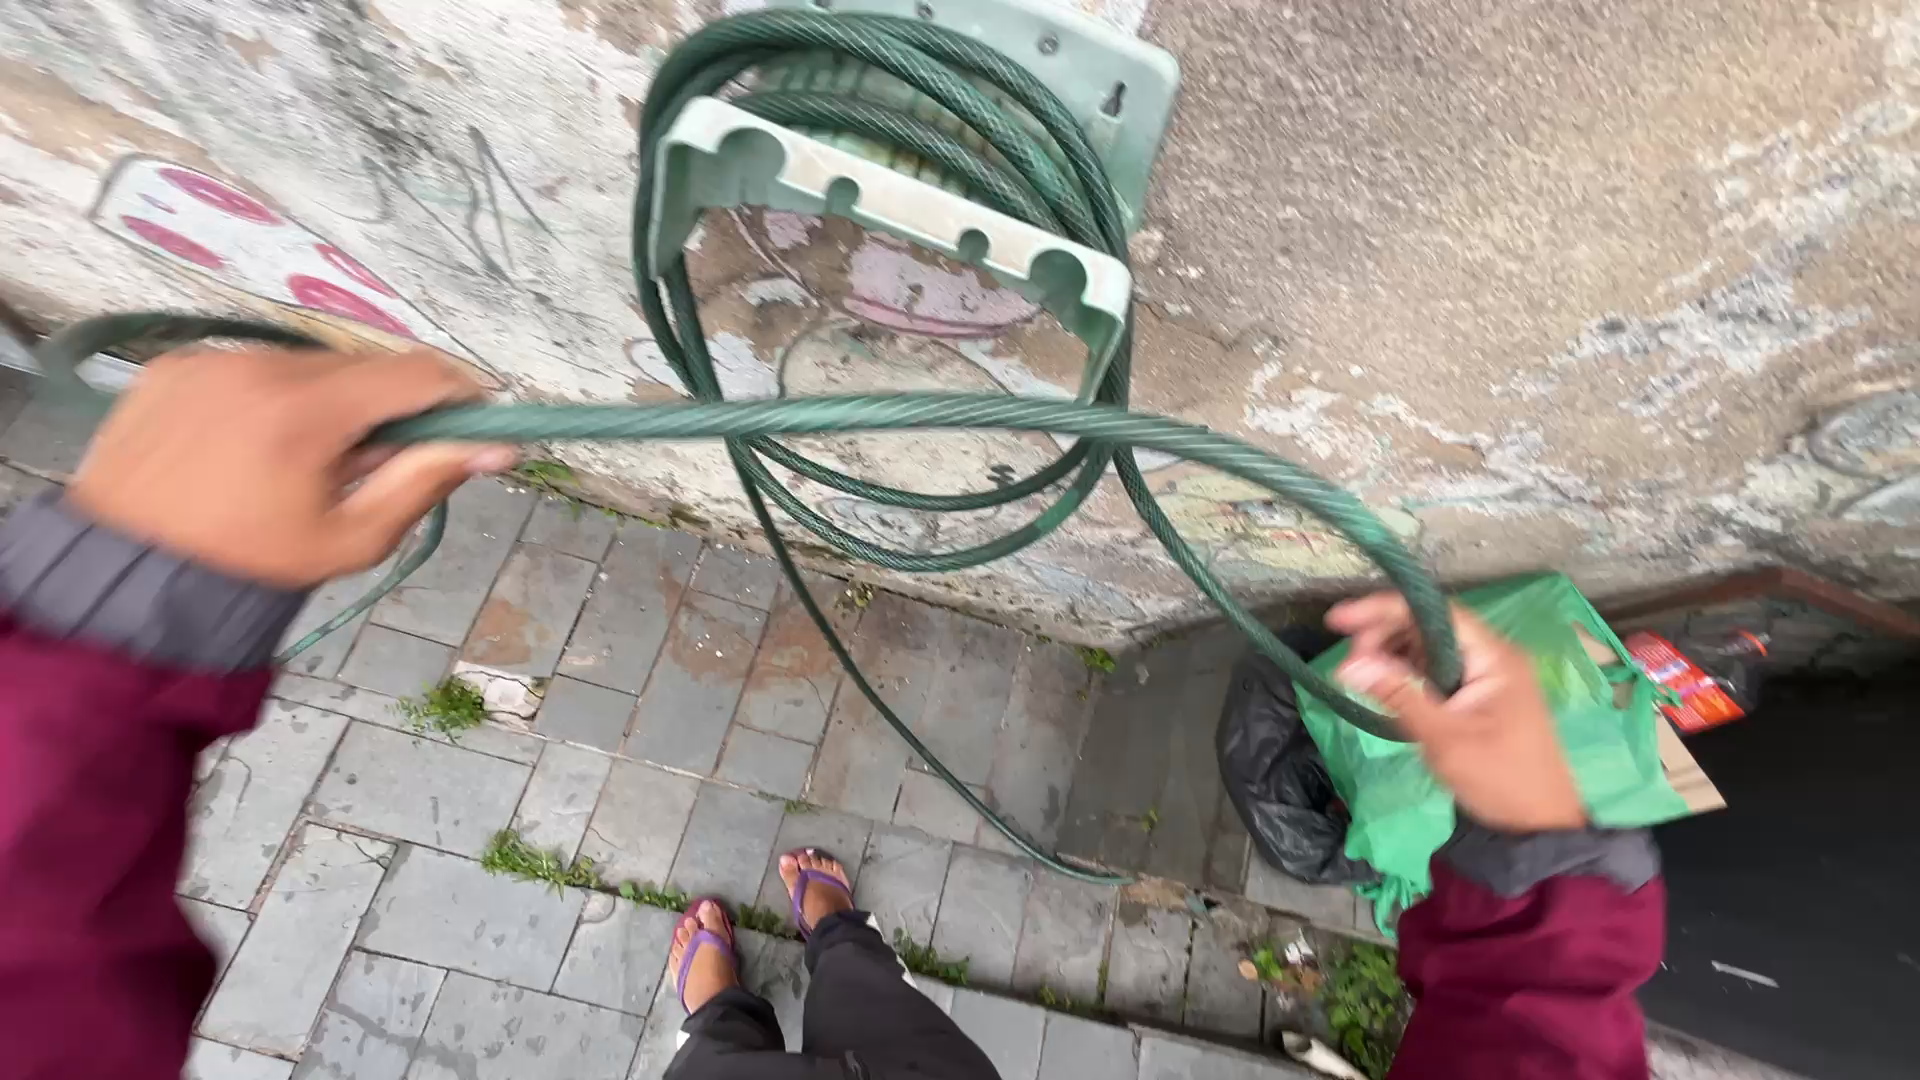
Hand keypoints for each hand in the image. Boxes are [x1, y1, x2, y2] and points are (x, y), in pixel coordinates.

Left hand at [68, 346, 516, 587]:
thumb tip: (499, 448)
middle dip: (403, 403)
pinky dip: (297, 392)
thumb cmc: (261, 560)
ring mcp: (211, 358)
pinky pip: (269, 363)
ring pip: (323, 361)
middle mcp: (256, 366)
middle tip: (393, 454)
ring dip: (350, 397)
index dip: (462, 392)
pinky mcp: (178, 361)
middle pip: (372, 364)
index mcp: (303, 411)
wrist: (130, 568)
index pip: (418, 372)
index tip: (475, 423)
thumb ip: (429, 479)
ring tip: (328, 451)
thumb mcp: (361, 533)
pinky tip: (278, 436)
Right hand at [1326, 592, 1586, 831]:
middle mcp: (1490, 657)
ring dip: (1388, 653)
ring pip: (1424, 646)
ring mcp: (1483, 675)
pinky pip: (1430, 668)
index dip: (1383, 609)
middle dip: (1381, 636)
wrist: (1538, 827)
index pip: (1433, 613)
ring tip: (1359, 675)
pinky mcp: (1473, 694)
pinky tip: (1380, 686)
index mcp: (1494, 658)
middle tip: (1349, 661)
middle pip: (1425, 625)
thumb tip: (1346, 664)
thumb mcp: (1444, 737)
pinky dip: (1401, 671)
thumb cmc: (1500, 780)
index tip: (1340, 621)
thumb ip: (1396, 695)